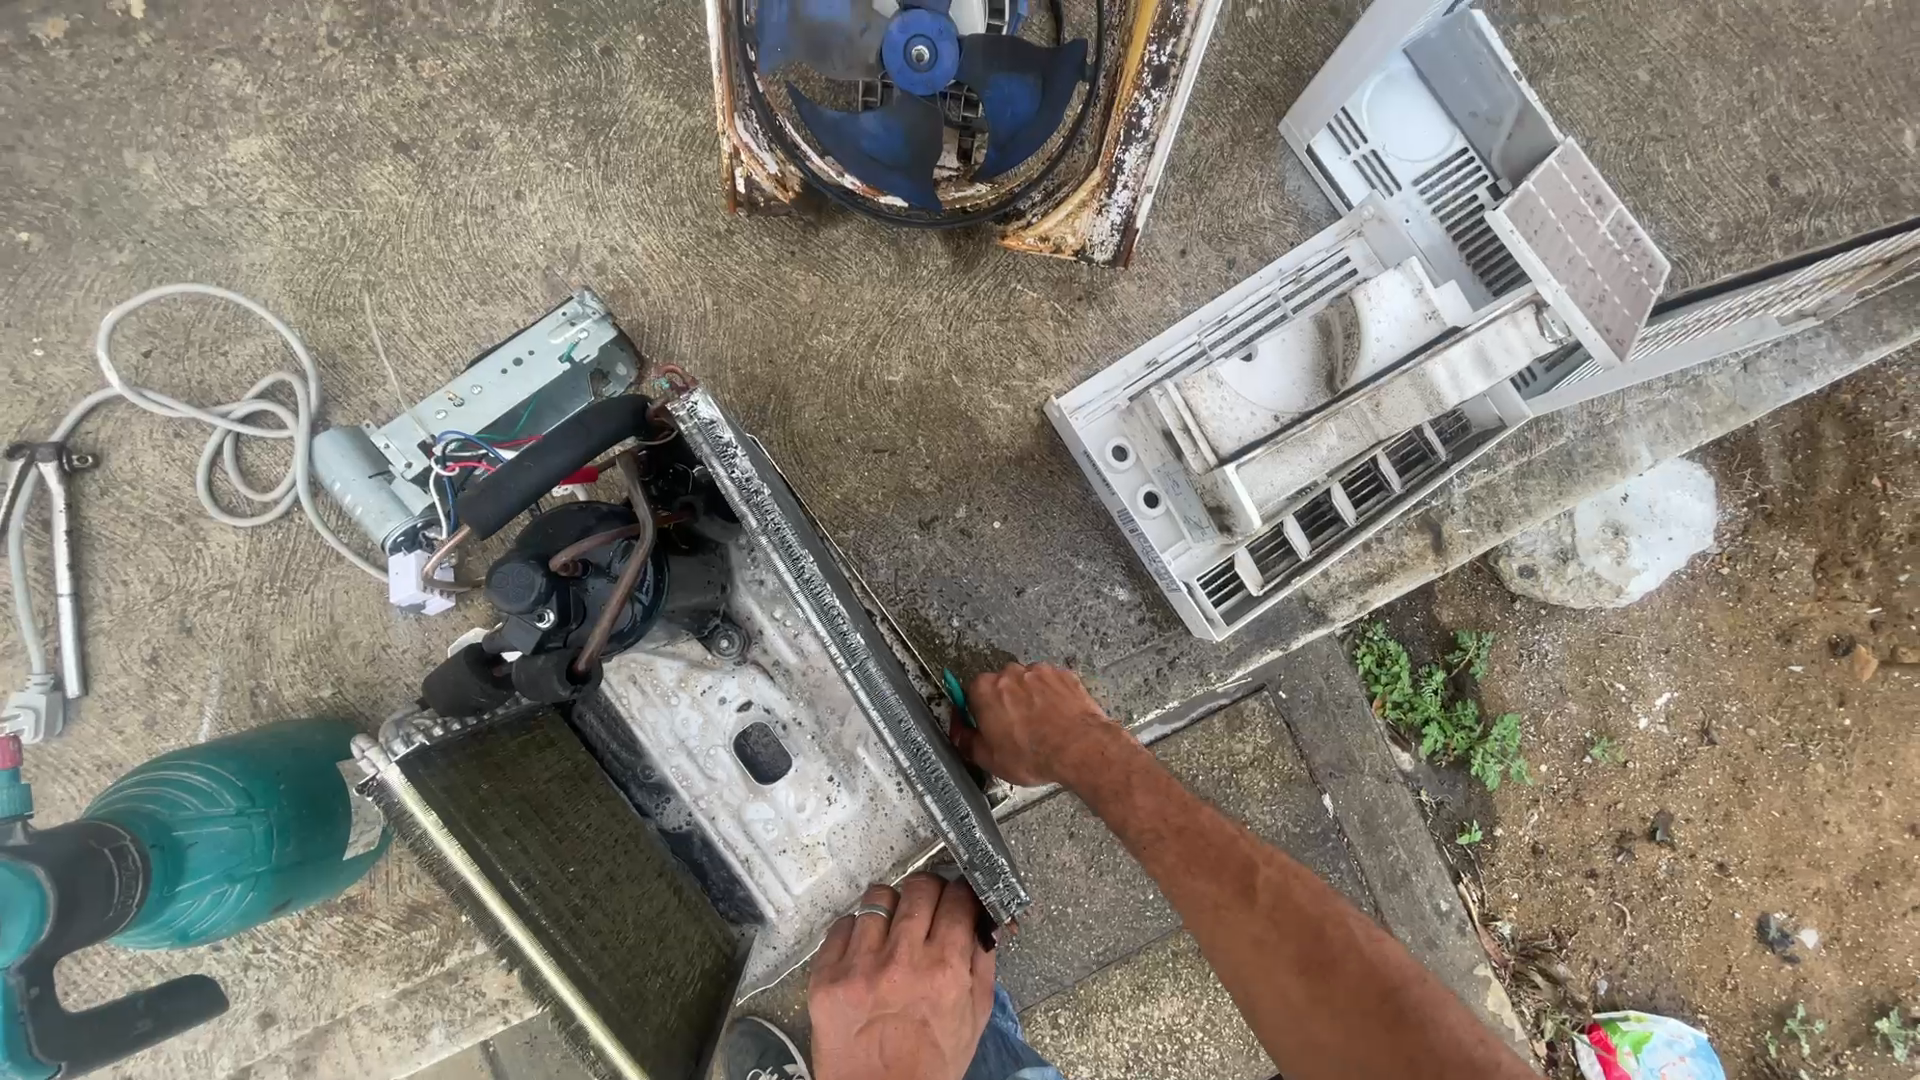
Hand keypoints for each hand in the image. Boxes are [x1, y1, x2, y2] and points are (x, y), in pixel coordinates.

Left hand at [808, 875, 995, 1079]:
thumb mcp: (975, 1017)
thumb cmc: (932, 1064)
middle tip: (928, 906)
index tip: (958, 898)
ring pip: (878, 898)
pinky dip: (856, 931)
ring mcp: (859, 967)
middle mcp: (902, 961)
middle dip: (929, 891)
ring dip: (891, 908)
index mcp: (945, 970)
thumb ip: (983, 961)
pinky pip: (842, 925)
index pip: (957, 898)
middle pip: (918, 887)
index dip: (961, 893)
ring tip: (893, 928)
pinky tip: (865, 950)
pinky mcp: (826, 977)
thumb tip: (984, 916)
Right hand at [951, 662, 1129, 787]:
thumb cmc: (1035, 753)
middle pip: (999, 685)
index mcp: (984, 690)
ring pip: (1026, 683)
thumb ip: (967, 743)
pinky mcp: (1062, 675)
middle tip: (1013, 730)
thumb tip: (961, 737)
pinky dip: (1051, 697)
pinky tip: (1056, 719)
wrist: (1079, 747)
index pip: (969, 694)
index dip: (976, 712)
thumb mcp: (989, 760)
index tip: (982, 725)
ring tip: (1039, 726)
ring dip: (1029, 699)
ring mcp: (1038, 671)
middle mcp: (1010, 673)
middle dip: (1004, 704)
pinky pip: (1050, 684)